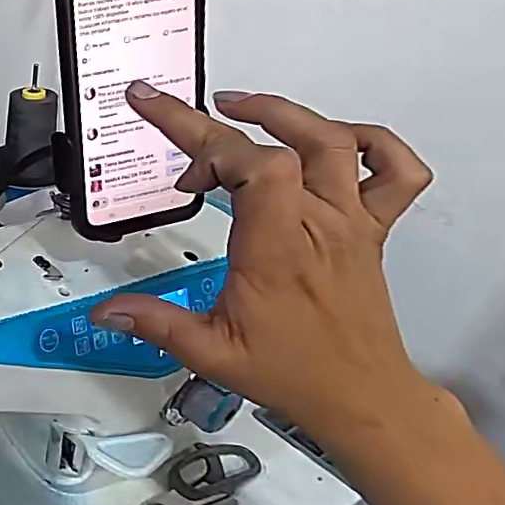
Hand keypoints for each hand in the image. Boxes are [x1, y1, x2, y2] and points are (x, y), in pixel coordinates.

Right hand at [91, 81, 437, 446]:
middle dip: (226, 123)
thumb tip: (109, 311)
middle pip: (283, 143)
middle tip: (189, 120)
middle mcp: (319, 225)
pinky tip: (334, 139)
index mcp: (276, 248)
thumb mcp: (210, 352)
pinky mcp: (370, 229)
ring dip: (286, 115)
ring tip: (243, 108)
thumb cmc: (296, 373)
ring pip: (336, 142)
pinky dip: (371, 141)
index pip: (248, 165)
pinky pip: (395, 170)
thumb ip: (155, 324)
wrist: (361, 396)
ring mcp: (351, 222)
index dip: (200, 137)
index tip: (163, 127)